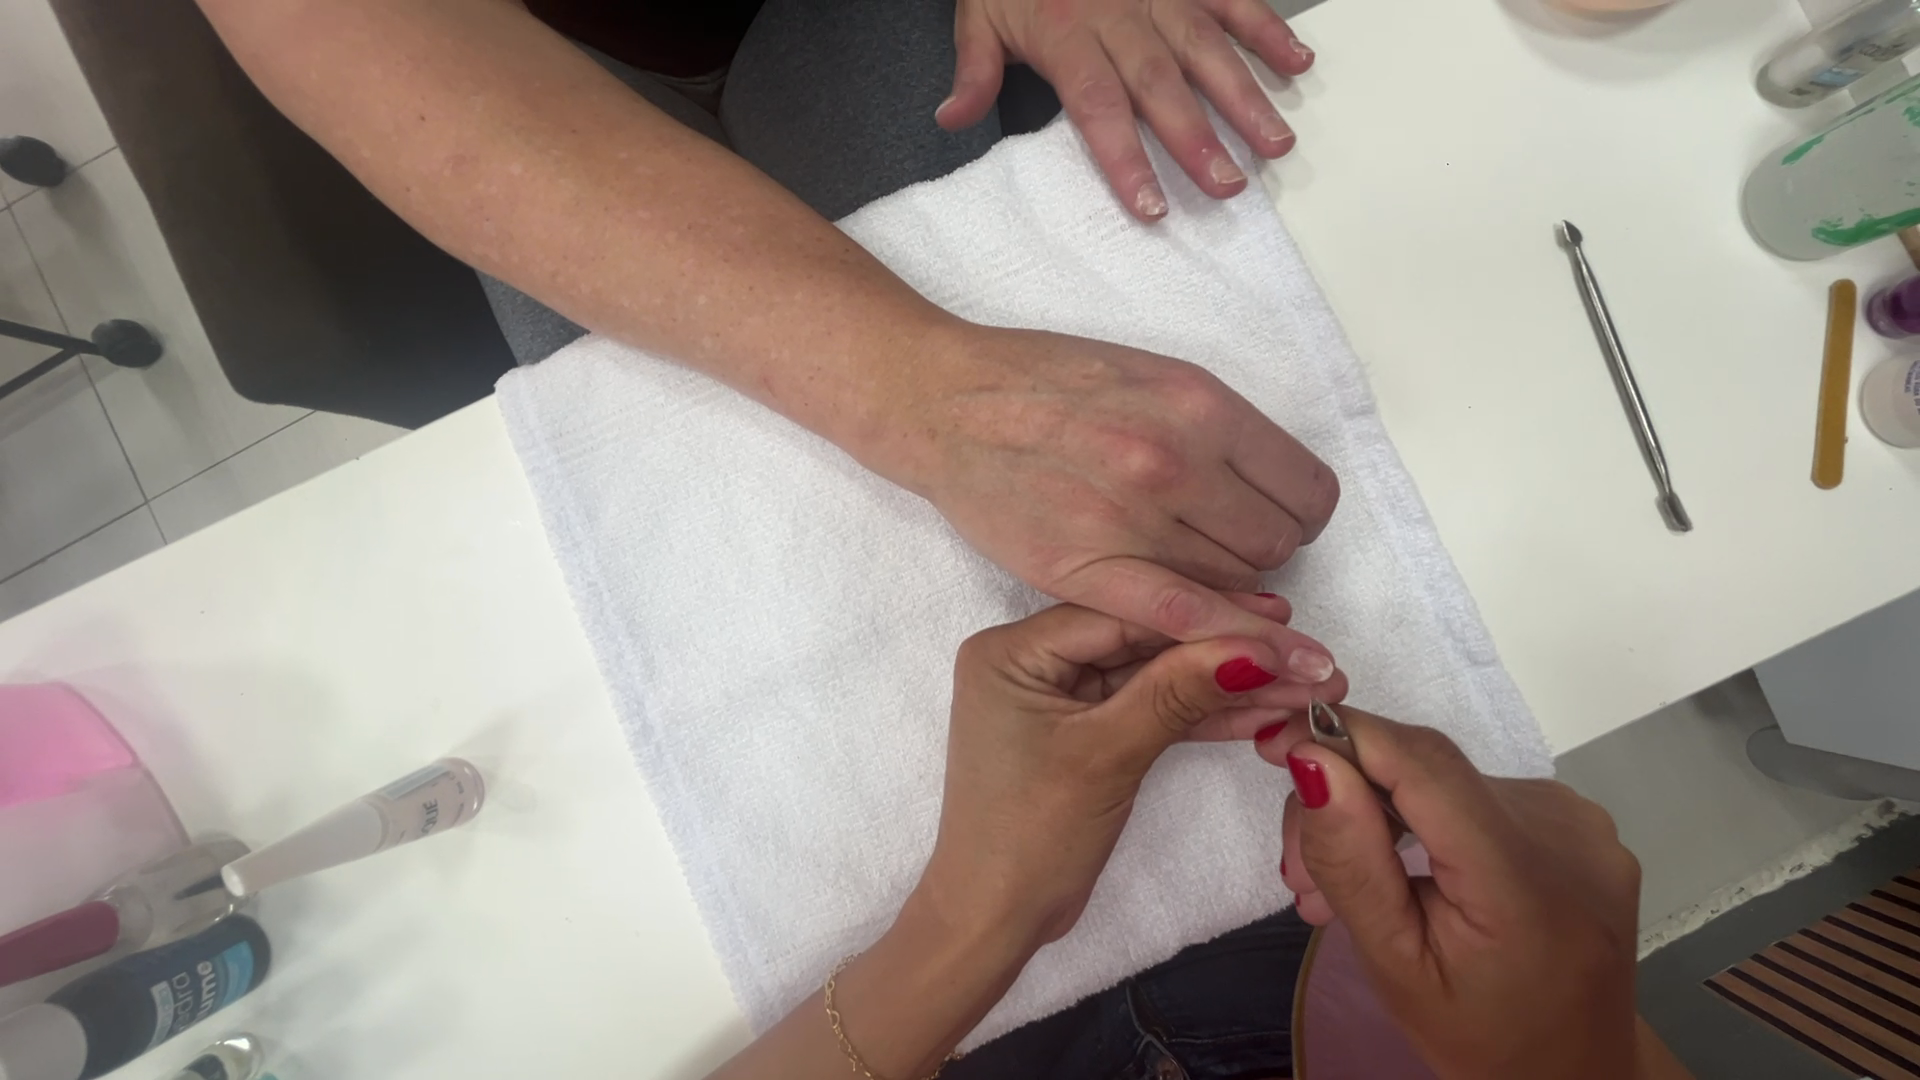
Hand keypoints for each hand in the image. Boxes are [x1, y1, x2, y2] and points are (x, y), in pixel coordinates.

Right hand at [872, 324, 1342, 694]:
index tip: (1274, 518)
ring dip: (1225, 585)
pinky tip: (1254, 659)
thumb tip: (1261, 481)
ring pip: (1233, 584)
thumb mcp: (1144, 372)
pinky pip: (1181, 615)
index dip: (1299, 513)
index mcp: (1200, 404)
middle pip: (1276, 543)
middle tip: (1221, 543)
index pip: (1306, 489)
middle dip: (1262, 550)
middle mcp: (1176, 462)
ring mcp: (1130, 519)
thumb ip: (1211, 425)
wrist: (946, 404)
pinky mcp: (1084, 569)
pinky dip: (1226, 639)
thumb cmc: (1038, 379)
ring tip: (1180, 564)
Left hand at [914, 599, 1305, 952]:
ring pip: (1149, 678)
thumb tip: (1258, 647)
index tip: (1279, 620)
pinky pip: (1144, 709)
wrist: (996, 918)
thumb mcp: (1106, 756)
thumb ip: (1176, 694)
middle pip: (1138, 643)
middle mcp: (1031, 659)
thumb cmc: (1031, 836)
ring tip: (1300, 687)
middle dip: (1220, 653)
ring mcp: (1058, 694)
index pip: (1118, 616)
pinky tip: (1261, 713)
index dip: (1202, 618)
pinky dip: (1196, 716)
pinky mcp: (1082, 727)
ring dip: (1219, 687)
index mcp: (1012, 650)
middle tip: (1302, 655)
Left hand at [936, 0, 1314, 219]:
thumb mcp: (979, 12)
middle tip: (1230, 188)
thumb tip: (950, 119)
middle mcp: (1123, 17)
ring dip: (1246, 97)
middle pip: (1164, 88)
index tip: (1152, 206)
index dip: (1126, 159)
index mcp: (1069, 37)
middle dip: (1199, 140)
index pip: (1101, 108)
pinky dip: (1266, 30)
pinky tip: (1295, 65)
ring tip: (1275, 145)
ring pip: (1208, 49)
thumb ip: (972, 69)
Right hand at [1260, 709, 1650, 1078]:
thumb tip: (1311, 760)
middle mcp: (1564, 830)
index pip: (1424, 762)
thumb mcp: (1392, 964)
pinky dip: (1409, 813)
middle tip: (1297, 866)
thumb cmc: (1476, 1034)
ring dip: (1369, 808)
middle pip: (1417, 769)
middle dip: (1342, 795)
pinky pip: (1459, 789)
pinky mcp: (1567, 816)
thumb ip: (1350, 861)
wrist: (1575, 1070)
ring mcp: (1574, 820)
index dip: (1344, 734)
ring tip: (1336, 882)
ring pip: (1430, 776)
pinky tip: (1392, 861)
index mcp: (1527, 881)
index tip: (1273, 742)